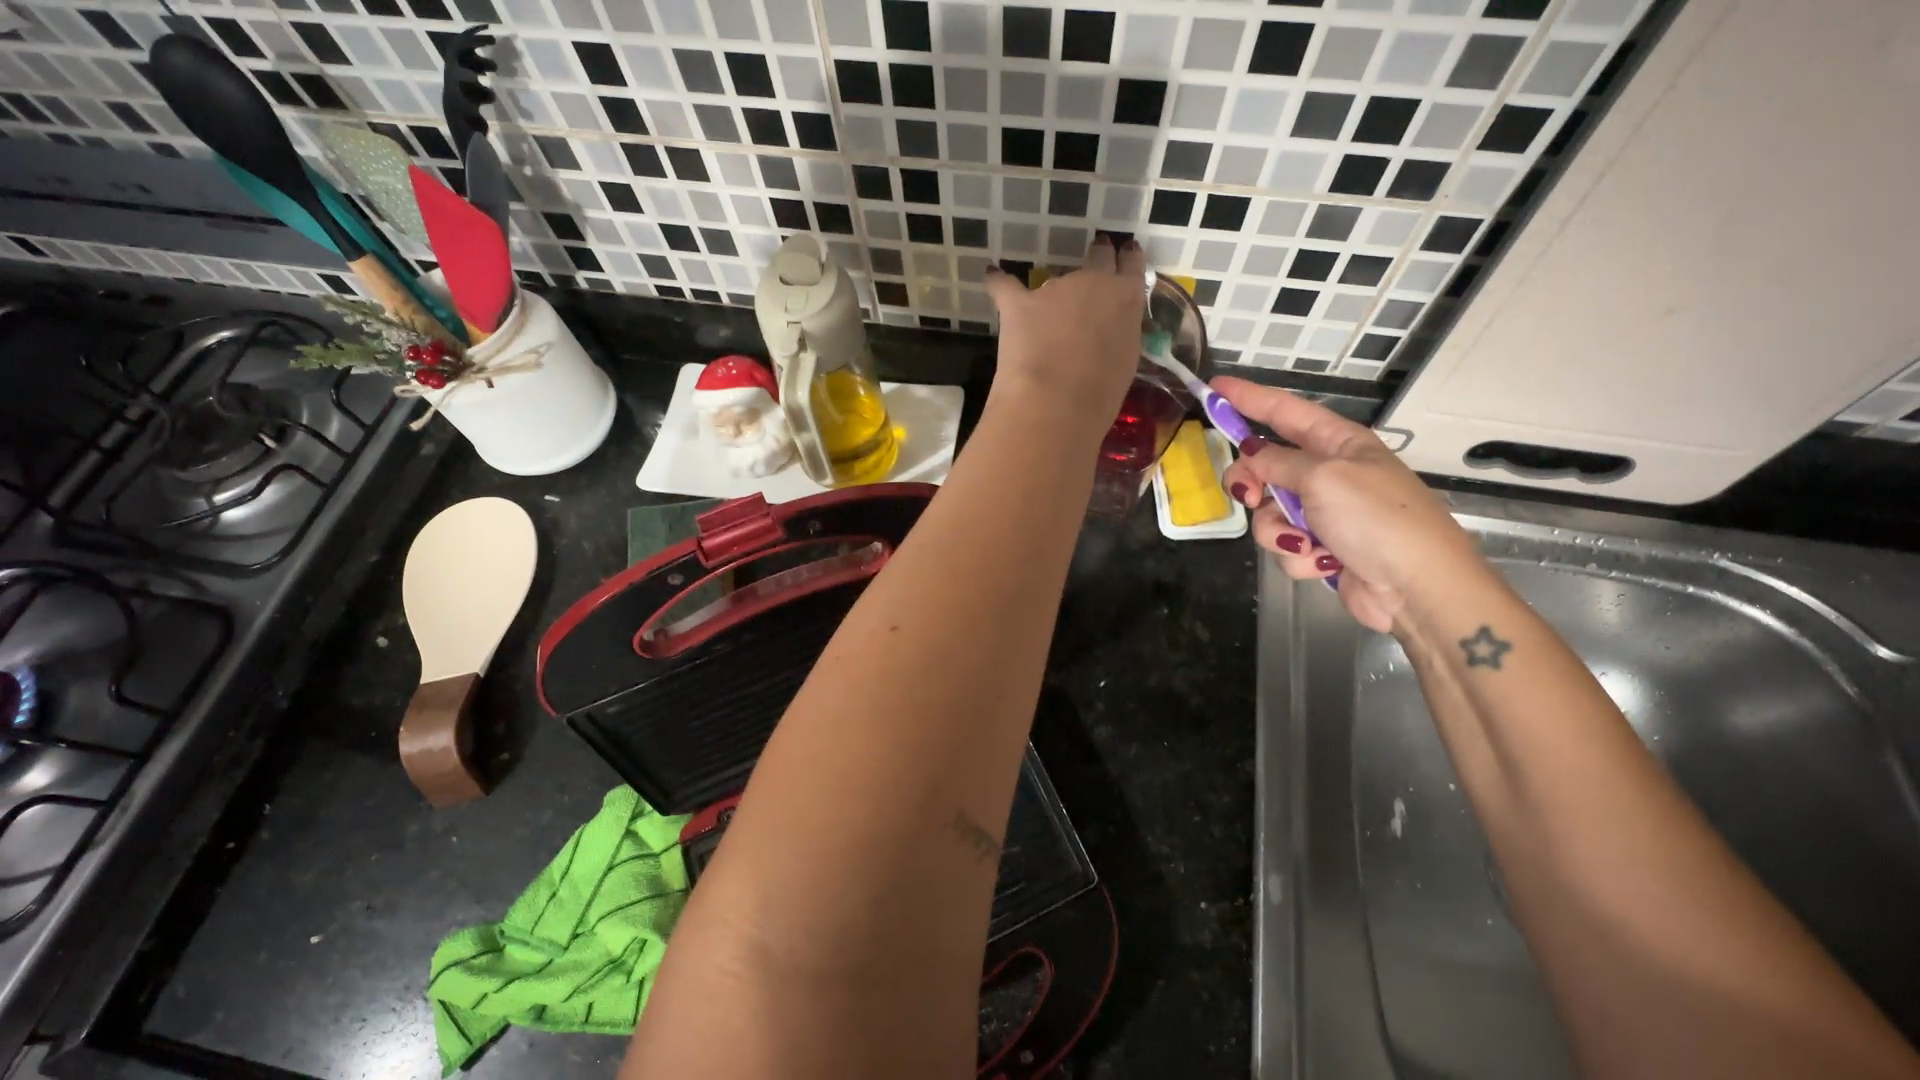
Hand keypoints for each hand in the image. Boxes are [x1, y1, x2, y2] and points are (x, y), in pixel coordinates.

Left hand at [985, 236, 1145, 422]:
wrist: (1057, 400)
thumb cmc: (1100, 390)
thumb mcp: (1125, 359)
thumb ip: (1118, 333)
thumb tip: (1107, 330)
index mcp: (1125, 298)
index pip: (1132, 266)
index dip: (1128, 257)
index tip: (1126, 251)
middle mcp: (1092, 282)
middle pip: (1098, 257)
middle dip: (1098, 254)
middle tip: (1097, 253)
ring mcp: (1054, 289)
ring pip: (1055, 282)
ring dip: (1053, 294)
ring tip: (1045, 313)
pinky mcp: (1019, 302)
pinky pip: (1004, 285)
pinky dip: (998, 282)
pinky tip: (993, 276)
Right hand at [1214, 377, 1480, 632]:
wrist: (1417, 586)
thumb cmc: (1377, 519)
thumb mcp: (1324, 478)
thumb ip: (1278, 462)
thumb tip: (1252, 453)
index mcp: (1338, 442)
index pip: (1284, 411)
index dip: (1248, 398)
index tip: (1214, 388)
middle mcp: (1329, 473)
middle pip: (1266, 466)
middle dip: (1252, 483)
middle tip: (1246, 496)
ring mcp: (1325, 513)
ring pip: (1270, 513)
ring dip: (1280, 531)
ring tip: (1306, 544)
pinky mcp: (1321, 548)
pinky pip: (1286, 546)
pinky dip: (1300, 557)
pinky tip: (1326, 564)